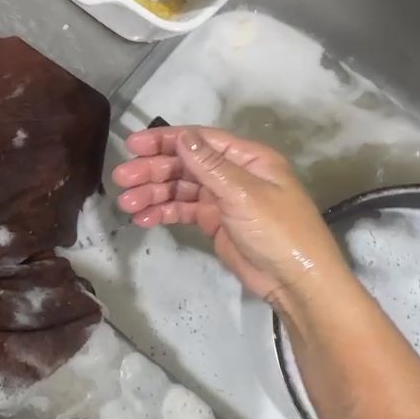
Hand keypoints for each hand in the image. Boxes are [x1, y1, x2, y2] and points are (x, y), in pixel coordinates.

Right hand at [111, 126, 347, 307]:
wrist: (296, 282)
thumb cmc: (279, 231)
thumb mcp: (244, 193)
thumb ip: (210, 165)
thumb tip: (182, 136)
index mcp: (248, 159)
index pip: (199, 141)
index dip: (165, 140)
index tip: (133, 144)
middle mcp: (234, 174)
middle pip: (185, 164)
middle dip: (153, 170)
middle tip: (122, 178)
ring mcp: (223, 199)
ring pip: (180, 188)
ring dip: (153, 193)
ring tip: (127, 203)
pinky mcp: (215, 222)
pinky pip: (183, 211)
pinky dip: (163, 212)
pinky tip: (144, 218)